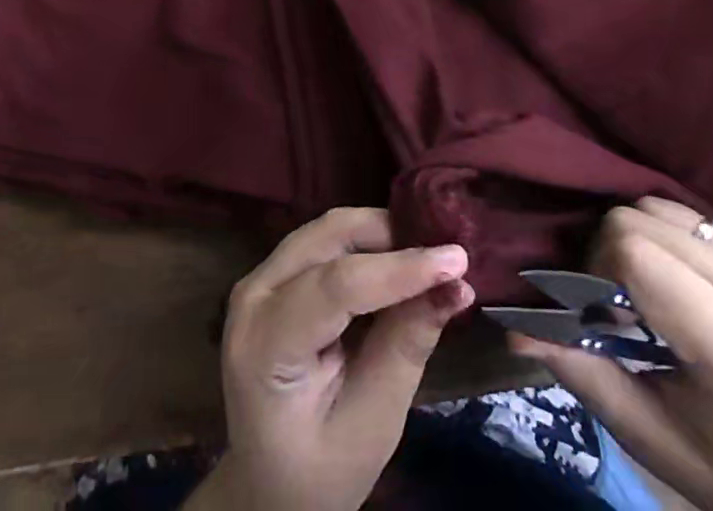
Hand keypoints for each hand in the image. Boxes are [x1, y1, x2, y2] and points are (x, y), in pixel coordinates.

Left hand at [185, 208, 474, 510]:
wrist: (268, 483)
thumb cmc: (319, 468)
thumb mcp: (372, 420)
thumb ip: (407, 345)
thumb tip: (456, 286)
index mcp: (265, 345)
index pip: (337, 284)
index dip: (401, 267)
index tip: (459, 260)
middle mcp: (253, 296)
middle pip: (329, 236)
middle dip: (393, 236)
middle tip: (447, 257)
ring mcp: (259, 281)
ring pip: (329, 229)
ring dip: (382, 235)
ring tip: (430, 260)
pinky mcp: (274, 278)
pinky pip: (325, 242)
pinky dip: (367, 244)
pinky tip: (400, 264)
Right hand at [509, 197, 712, 510]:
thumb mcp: (649, 435)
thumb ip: (580, 371)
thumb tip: (512, 327)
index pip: (636, 252)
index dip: (594, 268)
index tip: (596, 312)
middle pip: (644, 218)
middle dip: (608, 250)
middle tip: (613, 304)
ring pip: (666, 207)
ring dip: (637, 238)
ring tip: (644, 291)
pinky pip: (695, 216)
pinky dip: (667, 235)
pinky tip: (673, 281)